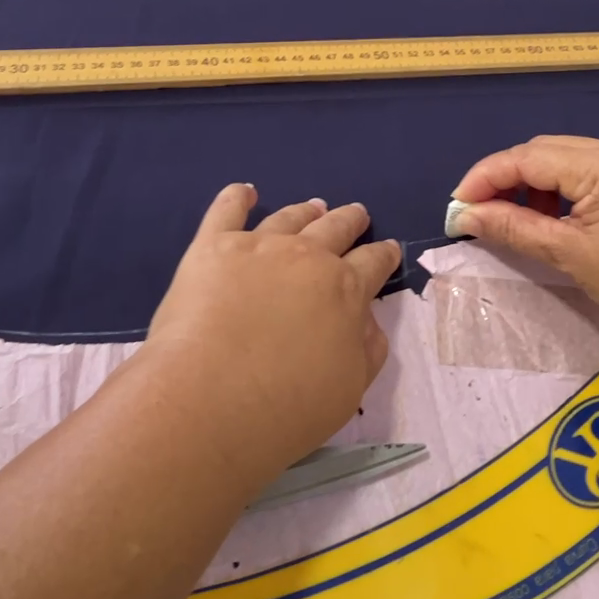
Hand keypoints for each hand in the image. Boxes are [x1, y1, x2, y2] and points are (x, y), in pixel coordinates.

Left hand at [142, 185, 401, 484]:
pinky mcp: (212, 246)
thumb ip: (366, 349)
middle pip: (335, 229)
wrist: (210, 398)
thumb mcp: (349, 389)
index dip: (383, 256)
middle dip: (349, 221)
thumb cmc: (286, 407)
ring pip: (289, 217)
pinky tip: (244, 191)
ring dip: (305, 210)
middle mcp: (306, 257)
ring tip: (315, 205)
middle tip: (357, 214)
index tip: (388, 250)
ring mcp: (258, 246)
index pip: (372, 264)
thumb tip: (367, 318)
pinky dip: (237, 197)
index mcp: (345, 290)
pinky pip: (227, 210)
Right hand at [450, 136, 598, 368]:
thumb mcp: (571, 256)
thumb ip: (514, 228)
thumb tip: (466, 215)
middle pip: (545, 151)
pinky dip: (565, 192)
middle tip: (482, 215)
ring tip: (521, 222)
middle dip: (508, 178)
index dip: (484, 178)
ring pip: (568, 161)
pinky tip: (559, 222)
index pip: (526, 157)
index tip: (456, 209)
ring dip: (536, 184)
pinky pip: (593, 174)